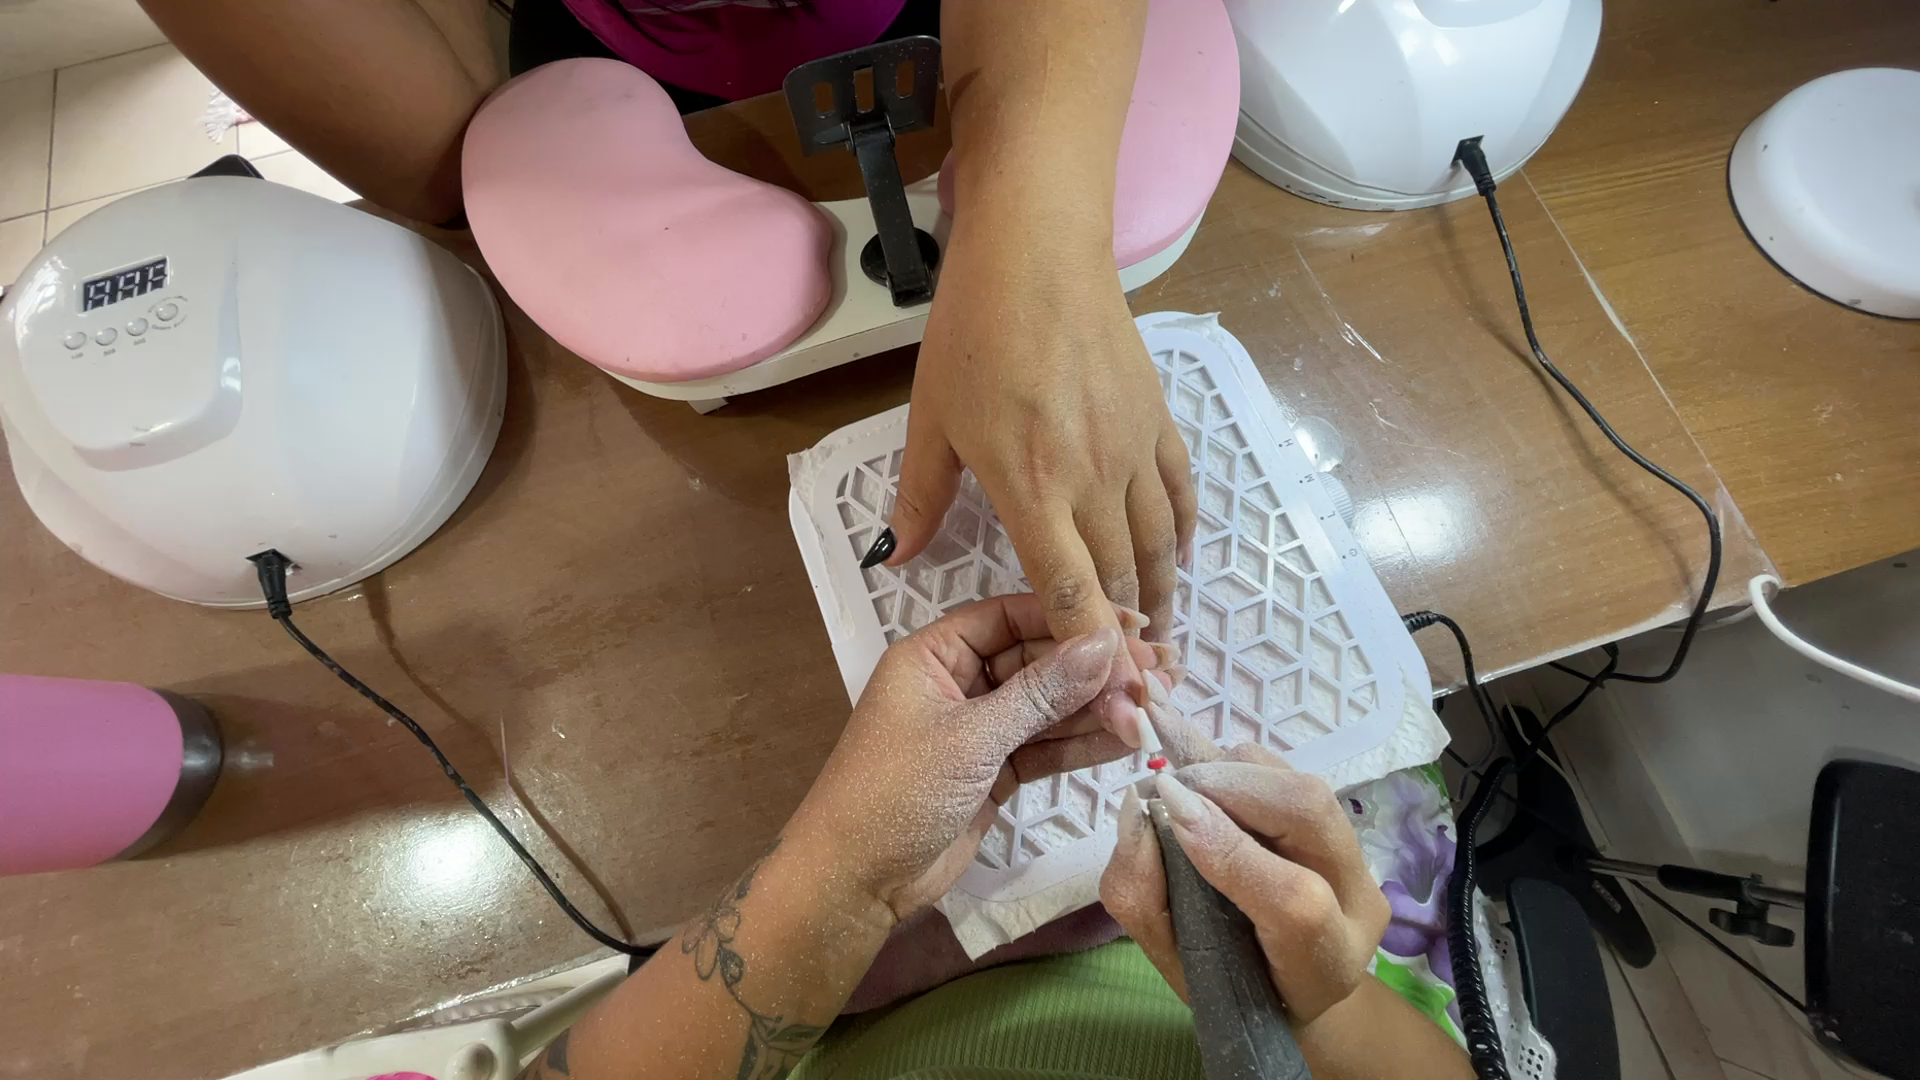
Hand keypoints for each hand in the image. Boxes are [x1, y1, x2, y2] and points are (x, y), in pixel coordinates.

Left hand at [787, 594, 1160, 923]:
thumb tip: (1104, 642)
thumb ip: (1041, 692)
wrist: (856, 882)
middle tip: (1159, 671)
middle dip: (1093, 668)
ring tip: (1157, 705)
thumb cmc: (897, 791)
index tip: (1129, 620)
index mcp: (935, 654)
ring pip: (1047, 705)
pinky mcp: (996, 767)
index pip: (1010, 615)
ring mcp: (980, 726)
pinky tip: (1128, 739)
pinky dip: (1081, 743)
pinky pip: (1045, 745)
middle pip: (1037, 661)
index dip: (1068, 615)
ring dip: (1097, 707)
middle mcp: (959, 680)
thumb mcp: (971, 736)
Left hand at [889, 245, 1197, 728]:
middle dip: (1124, 634)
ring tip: (1155, 628)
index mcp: (1030, 489)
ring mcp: (1136, 451)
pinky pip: (1183, 495)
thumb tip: (896, 558)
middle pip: (1118, 579)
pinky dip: (1183, 536)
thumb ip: (920, 498)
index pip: (1067, 591)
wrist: (1038, 252)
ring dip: (1157, 594)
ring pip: (1158, 545)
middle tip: (1124, 671)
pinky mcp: (1161, 422)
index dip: (1086, 651)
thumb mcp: (931, 420)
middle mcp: (1093, 482)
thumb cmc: (974, 335)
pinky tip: (1177, 557)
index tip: (1099, 691)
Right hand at [1099, 731, 1390, 1026]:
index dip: (1228, 848)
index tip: (1165, 805)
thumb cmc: (1224, 980)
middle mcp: (1354, 904)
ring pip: (1298, 781)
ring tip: (1181, 785)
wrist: (1286, 979)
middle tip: (1164, 786)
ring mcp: (1353, 855)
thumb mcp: (1170, 958)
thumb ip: (1141, 893)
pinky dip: (1233, 762)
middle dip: (1225, 784)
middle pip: (1308, 813)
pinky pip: (1286, 769)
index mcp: (1321, 964)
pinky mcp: (1334, 816)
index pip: (1293, 901)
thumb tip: (1133, 808)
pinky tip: (1197, 767)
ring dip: (1227, 769)